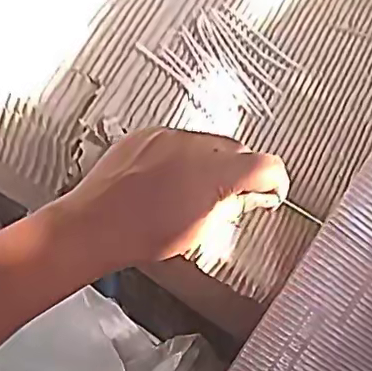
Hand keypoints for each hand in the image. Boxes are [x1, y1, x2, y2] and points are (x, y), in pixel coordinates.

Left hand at [43, 128, 288, 273]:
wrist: (97, 224)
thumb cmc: (141, 235)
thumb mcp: (199, 232)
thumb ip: (229, 209)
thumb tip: (246, 198)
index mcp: (216, 175)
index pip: (265, 165)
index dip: (274, 180)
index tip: (272, 190)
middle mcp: (196, 147)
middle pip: (236, 150)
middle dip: (239, 172)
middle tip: (231, 197)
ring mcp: (170, 137)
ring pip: (206, 143)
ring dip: (209, 164)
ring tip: (192, 194)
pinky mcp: (148, 135)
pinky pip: (176, 141)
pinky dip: (181, 158)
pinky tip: (168, 183)